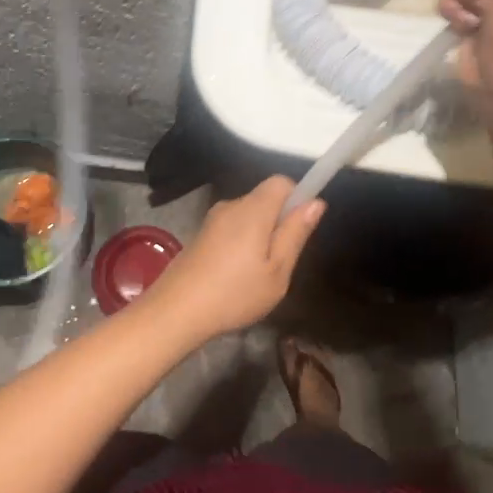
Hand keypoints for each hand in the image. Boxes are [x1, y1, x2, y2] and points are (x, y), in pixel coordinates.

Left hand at [143, 177, 324, 341]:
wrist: (176, 311)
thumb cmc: (235, 293)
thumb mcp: (277, 270)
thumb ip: (296, 233)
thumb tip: (316, 202)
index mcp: (253, 209)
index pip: (281, 181)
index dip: (297, 197)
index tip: (298, 229)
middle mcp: (231, 205)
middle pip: (264, 198)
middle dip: (278, 221)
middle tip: (279, 260)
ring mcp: (212, 219)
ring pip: (248, 214)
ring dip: (259, 234)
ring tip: (256, 273)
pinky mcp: (201, 234)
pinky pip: (231, 227)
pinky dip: (241, 242)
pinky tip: (235, 274)